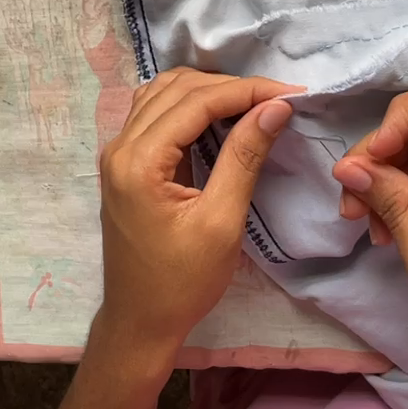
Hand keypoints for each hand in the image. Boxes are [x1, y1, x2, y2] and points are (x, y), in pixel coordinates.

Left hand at [95, 68, 298, 360]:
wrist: (139, 321)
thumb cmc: (182, 282)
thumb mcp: (221, 222)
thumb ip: (244, 158)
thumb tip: (274, 108)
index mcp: (138, 161)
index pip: (195, 101)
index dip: (245, 91)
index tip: (290, 93)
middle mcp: (119, 146)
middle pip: (176, 89)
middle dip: (229, 87)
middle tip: (277, 99)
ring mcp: (117, 152)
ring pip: (162, 93)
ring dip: (207, 90)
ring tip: (253, 102)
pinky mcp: (125, 162)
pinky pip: (154, 113)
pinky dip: (188, 104)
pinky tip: (218, 114)